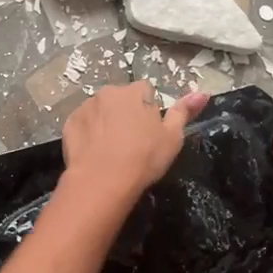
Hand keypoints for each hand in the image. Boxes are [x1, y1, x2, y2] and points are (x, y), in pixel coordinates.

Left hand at [62, 83, 209, 197]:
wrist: (103, 180)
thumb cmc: (144, 158)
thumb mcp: (172, 137)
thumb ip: (185, 112)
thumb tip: (203, 92)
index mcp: (136, 92)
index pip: (146, 91)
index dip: (149, 110)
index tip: (150, 131)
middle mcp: (109, 92)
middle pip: (121, 99)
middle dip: (126, 113)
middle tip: (132, 142)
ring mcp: (86, 106)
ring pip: (100, 111)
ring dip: (106, 123)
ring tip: (112, 150)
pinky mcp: (69, 123)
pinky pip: (83, 124)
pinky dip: (88, 134)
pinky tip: (95, 153)